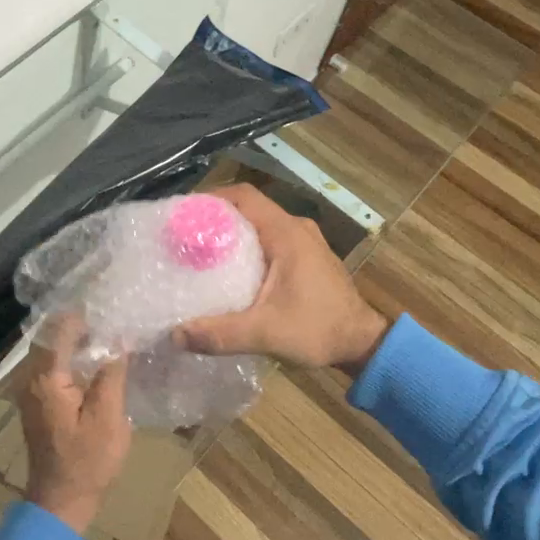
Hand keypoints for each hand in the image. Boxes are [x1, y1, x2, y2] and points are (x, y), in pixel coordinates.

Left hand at [15, 315, 132, 533]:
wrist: (60, 500)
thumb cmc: (87, 461)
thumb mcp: (108, 417)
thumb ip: (112, 374)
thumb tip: (120, 339)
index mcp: (47, 378)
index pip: (61, 329)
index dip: (84, 314)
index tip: (110, 304)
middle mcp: (30, 377)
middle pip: (50, 334)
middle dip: (78, 322)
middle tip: (111, 314)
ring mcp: (29, 389)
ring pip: (48, 348)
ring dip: (73, 337)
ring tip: (107, 332)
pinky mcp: (36, 400)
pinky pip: (49, 364)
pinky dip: (69, 354)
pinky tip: (94, 357)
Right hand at [174, 184, 390, 373]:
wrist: (363, 343)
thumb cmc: (318, 329)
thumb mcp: (266, 333)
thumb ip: (221, 334)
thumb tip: (176, 336)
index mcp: (286, 233)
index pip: (243, 196)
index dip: (211, 198)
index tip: (181, 213)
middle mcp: (295, 228)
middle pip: (248, 208)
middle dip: (214, 217)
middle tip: (183, 235)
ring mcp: (304, 242)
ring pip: (259, 224)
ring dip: (231, 233)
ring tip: (199, 252)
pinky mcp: (306, 258)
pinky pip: (269, 240)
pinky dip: (247, 246)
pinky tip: (229, 270)